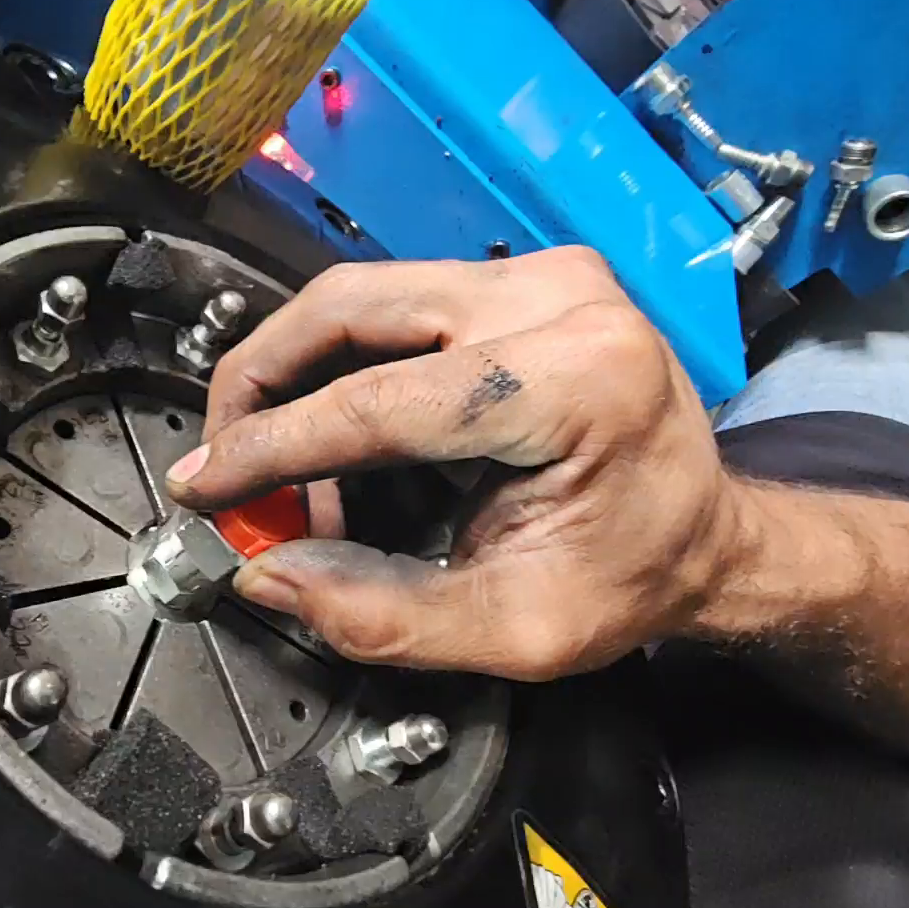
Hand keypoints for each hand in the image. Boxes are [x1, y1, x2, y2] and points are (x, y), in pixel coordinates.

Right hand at [164, 249, 746, 680]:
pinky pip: (380, 310)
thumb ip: (382, 615)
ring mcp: (533, 277)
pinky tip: (322, 433)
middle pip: (344, 311)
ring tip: (272, 461)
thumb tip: (265, 572)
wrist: (705, 532)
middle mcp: (555, 299)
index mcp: (579, 382)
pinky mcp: (509, 284)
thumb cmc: (631, 579)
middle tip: (222, 459)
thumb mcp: (514, 631)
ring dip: (286, 376)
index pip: (380, 402)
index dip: (272, 446)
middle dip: (256, 385)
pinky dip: (327, 370)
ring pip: (351, 301)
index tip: (203, 483)